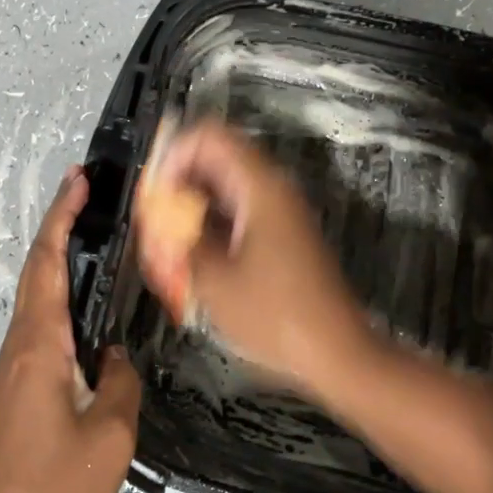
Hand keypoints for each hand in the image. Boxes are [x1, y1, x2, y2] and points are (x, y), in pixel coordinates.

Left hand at [0, 166, 141, 492]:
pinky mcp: (16, 389)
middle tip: (83, 192)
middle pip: (35, 269)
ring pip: (34, 295)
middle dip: (58, 224)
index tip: (78, 180)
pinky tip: (81, 305)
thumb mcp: (108, 436)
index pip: (47, 261)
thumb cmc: (51, 488)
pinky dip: (56, 293)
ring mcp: (14, 368)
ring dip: (56, 257)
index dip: (62, 214)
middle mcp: (19, 347)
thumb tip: (117, 358)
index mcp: (39, 345)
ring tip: (87, 235)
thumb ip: (120, 383)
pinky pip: (38, 322)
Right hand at [141, 122, 373, 394]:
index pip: (208, 137)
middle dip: (178, 183)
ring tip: (168, 245)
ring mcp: (280, 210)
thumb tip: (160, 213)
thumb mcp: (214, 281)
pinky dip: (212, 223)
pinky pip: (238, 209)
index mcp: (258, 187)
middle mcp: (272, 188)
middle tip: (155, 221)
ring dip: (192, 206)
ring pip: (224, 187)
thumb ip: (181, 237)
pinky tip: (194, 259)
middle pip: (215, 159)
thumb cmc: (276, 317)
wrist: (338, 354)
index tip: (154, 193)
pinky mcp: (282, 233)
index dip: (173, 155)